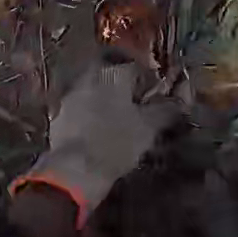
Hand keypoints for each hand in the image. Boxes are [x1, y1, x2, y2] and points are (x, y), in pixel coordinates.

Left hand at [23, 62, 175, 217]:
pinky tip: (97, 133)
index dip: (147, 80)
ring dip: (104, 101)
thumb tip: (178, 102)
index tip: (154, 94)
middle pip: (109, 76)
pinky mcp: (59, 118)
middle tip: (135, 105)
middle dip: (123, 87)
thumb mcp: (149, 128)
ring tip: (117, 121)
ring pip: (93, 92)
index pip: (134, 67)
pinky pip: (79, 111)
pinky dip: (89, 117)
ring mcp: (71, 98)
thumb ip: (165, 111)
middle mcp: (89, 80)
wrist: (76, 169)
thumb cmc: (117, 142)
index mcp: (112, 76)